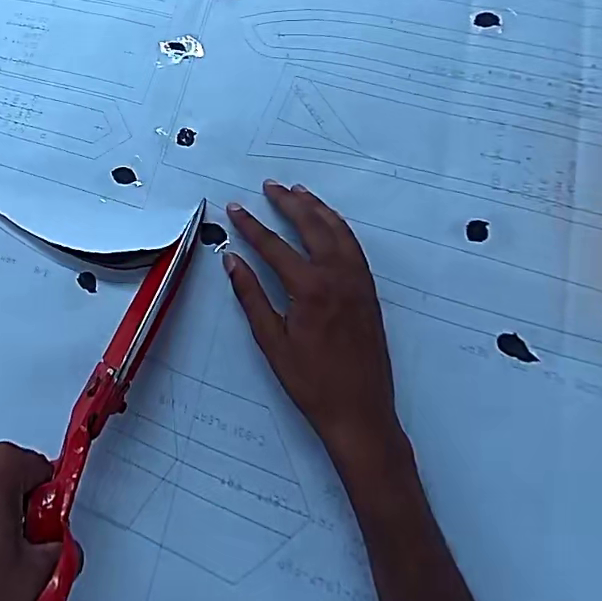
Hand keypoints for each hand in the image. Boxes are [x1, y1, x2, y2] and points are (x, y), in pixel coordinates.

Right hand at [224, 181, 403, 468]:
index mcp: (310, 289)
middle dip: (289, 203)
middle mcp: (338, 279)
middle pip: (312, 227)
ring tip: (299, 192)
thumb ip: (251, 295)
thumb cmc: (312, 382)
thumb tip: (232, 261)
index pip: (274, 245)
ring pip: (338, 232)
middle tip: (270, 186)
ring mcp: (358, 284)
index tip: (236, 209)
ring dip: (317, 208)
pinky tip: (329, 223)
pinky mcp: (369, 293)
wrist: (361, 414)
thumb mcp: (271, 340)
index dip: (251, 225)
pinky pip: (354, 247)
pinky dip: (339, 227)